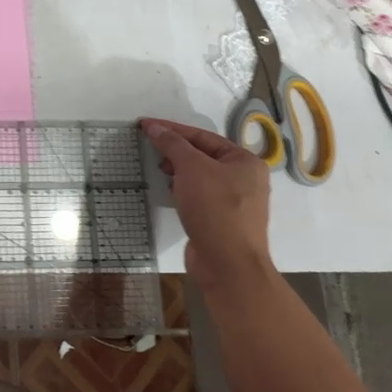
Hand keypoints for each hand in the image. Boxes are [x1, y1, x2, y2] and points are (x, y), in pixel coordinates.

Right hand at [141, 118, 274, 295]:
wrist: (228, 265)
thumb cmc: (215, 208)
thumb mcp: (191, 168)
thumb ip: (172, 144)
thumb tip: (154, 126)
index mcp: (245, 161)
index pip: (203, 136)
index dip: (173, 130)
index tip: (146, 126)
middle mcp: (245, 179)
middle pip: (203, 155)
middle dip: (176, 151)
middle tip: (153, 151)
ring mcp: (236, 202)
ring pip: (201, 177)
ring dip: (179, 171)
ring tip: (160, 170)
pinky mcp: (223, 221)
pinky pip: (200, 196)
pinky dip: (184, 190)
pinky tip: (171, 192)